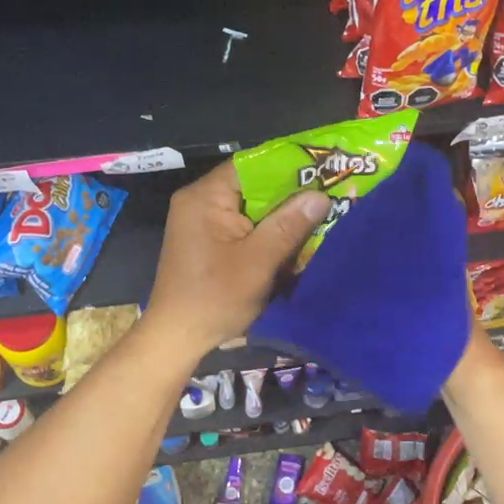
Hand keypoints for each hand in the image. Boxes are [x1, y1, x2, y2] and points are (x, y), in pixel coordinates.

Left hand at [143, 161, 329, 354]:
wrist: (176, 338)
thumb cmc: (214, 297)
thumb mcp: (258, 261)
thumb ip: (289, 225)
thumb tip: (320, 194)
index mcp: (205, 196)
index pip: (251, 165)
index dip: (288, 166)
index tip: (322, 169)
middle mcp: (199, 201)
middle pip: (251, 185)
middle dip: (288, 193)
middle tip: (328, 194)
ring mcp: (201, 222)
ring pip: (249, 207)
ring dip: (279, 215)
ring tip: (318, 214)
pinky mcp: (207, 241)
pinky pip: (242, 225)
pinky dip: (265, 231)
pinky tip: (292, 238)